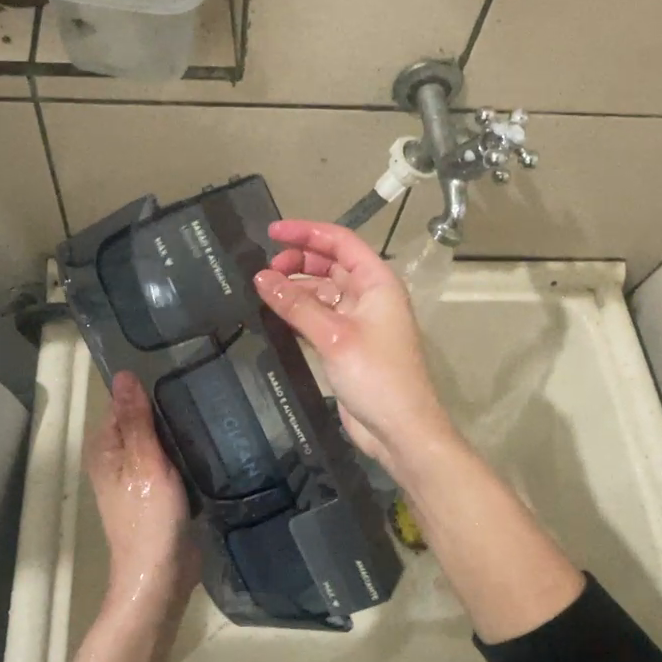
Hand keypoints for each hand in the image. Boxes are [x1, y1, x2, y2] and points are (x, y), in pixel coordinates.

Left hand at [86, 373, 198, 611]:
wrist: (161, 576)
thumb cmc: (149, 519)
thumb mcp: (144, 463)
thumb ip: (136, 420)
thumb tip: (123, 374)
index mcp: (105, 448)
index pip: (124, 402)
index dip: (148, 388)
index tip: (181, 373)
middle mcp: (117, 459)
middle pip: (143, 420)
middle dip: (168, 408)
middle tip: (205, 389)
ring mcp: (138, 477)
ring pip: (160, 440)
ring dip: (180, 431)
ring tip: (212, 410)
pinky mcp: (159, 492)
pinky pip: (173, 460)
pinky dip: (187, 453)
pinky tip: (209, 443)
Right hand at [252, 219, 459, 471]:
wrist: (400, 429)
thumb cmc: (376, 376)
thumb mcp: (333, 336)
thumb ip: (296, 304)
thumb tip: (261, 277)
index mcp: (377, 282)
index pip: (341, 242)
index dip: (307, 232)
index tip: (272, 232)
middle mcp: (370, 296)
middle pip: (331, 264)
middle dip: (298, 261)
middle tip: (264, 270)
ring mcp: (359, 321)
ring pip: (323, 291)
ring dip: (296, 287)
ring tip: (263, 291)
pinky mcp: (347, 344)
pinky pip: (320, 317)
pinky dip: (299, 312)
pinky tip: (275, 314)